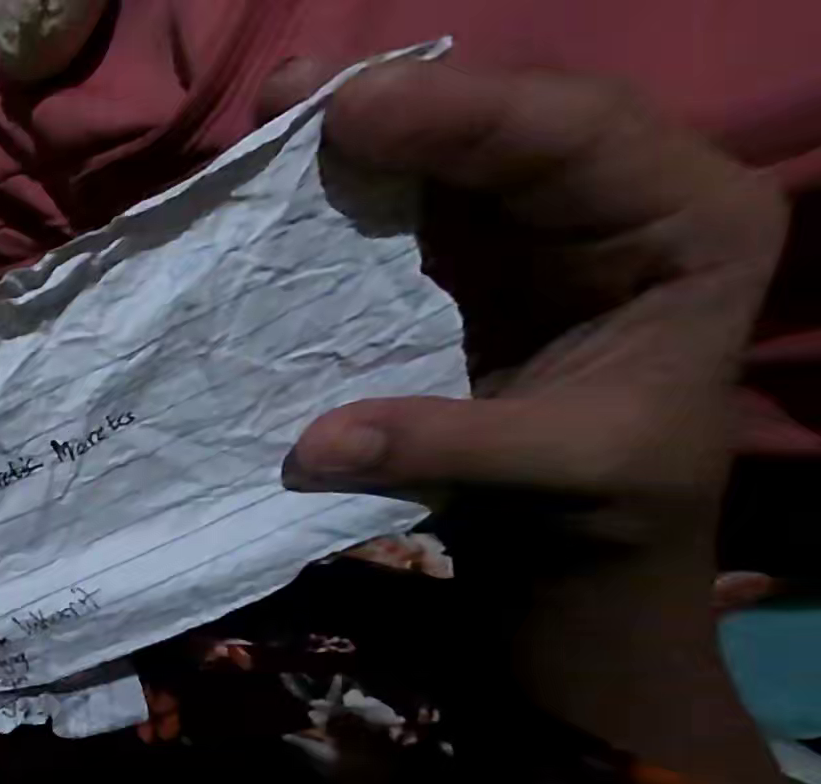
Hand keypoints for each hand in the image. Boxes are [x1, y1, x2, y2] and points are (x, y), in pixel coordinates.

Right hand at [275, 61, 798, 783]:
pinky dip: (331, 198)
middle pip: (496, 122)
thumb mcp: (555, 472)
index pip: (573, 137)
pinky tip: (282, 183)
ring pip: (434, 157)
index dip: (461, 114)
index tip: (348, 108)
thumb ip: (446, 444)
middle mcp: (594, 208)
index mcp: (675, 228)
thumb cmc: (597, 494)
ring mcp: (510, 236)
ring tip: (274, 115)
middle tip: (292, 90)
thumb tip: (313, 445)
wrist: (567, 526)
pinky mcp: (440, 272)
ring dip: (349, 135)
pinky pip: (388, 215)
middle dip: (395, 99)